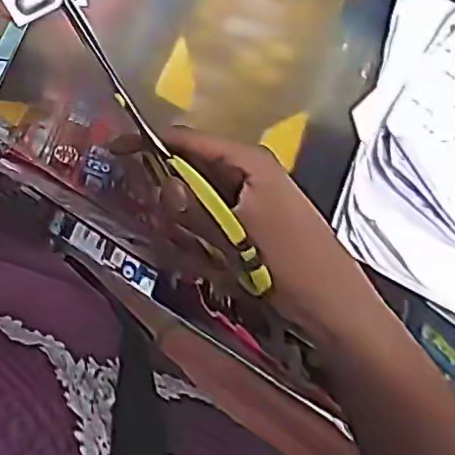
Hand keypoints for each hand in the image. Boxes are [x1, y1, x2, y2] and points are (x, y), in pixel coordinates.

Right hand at [125, 127, 388, 340]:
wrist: (340, 315)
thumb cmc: (292, 268)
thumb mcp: (234, 235)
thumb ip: (193, 206)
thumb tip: (161, 183)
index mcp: (250, 161)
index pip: (186, 139)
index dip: (148, 142)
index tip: (114, 150)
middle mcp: (251, 169)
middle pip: (191, 162)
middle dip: (163, 179)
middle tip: (141, 200)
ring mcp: (255, 193)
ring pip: (199, 188)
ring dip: (180, 206)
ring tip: (169, 229)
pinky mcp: (254, 218)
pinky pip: (212, 209)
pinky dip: (195, 222)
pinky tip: (193, 243)